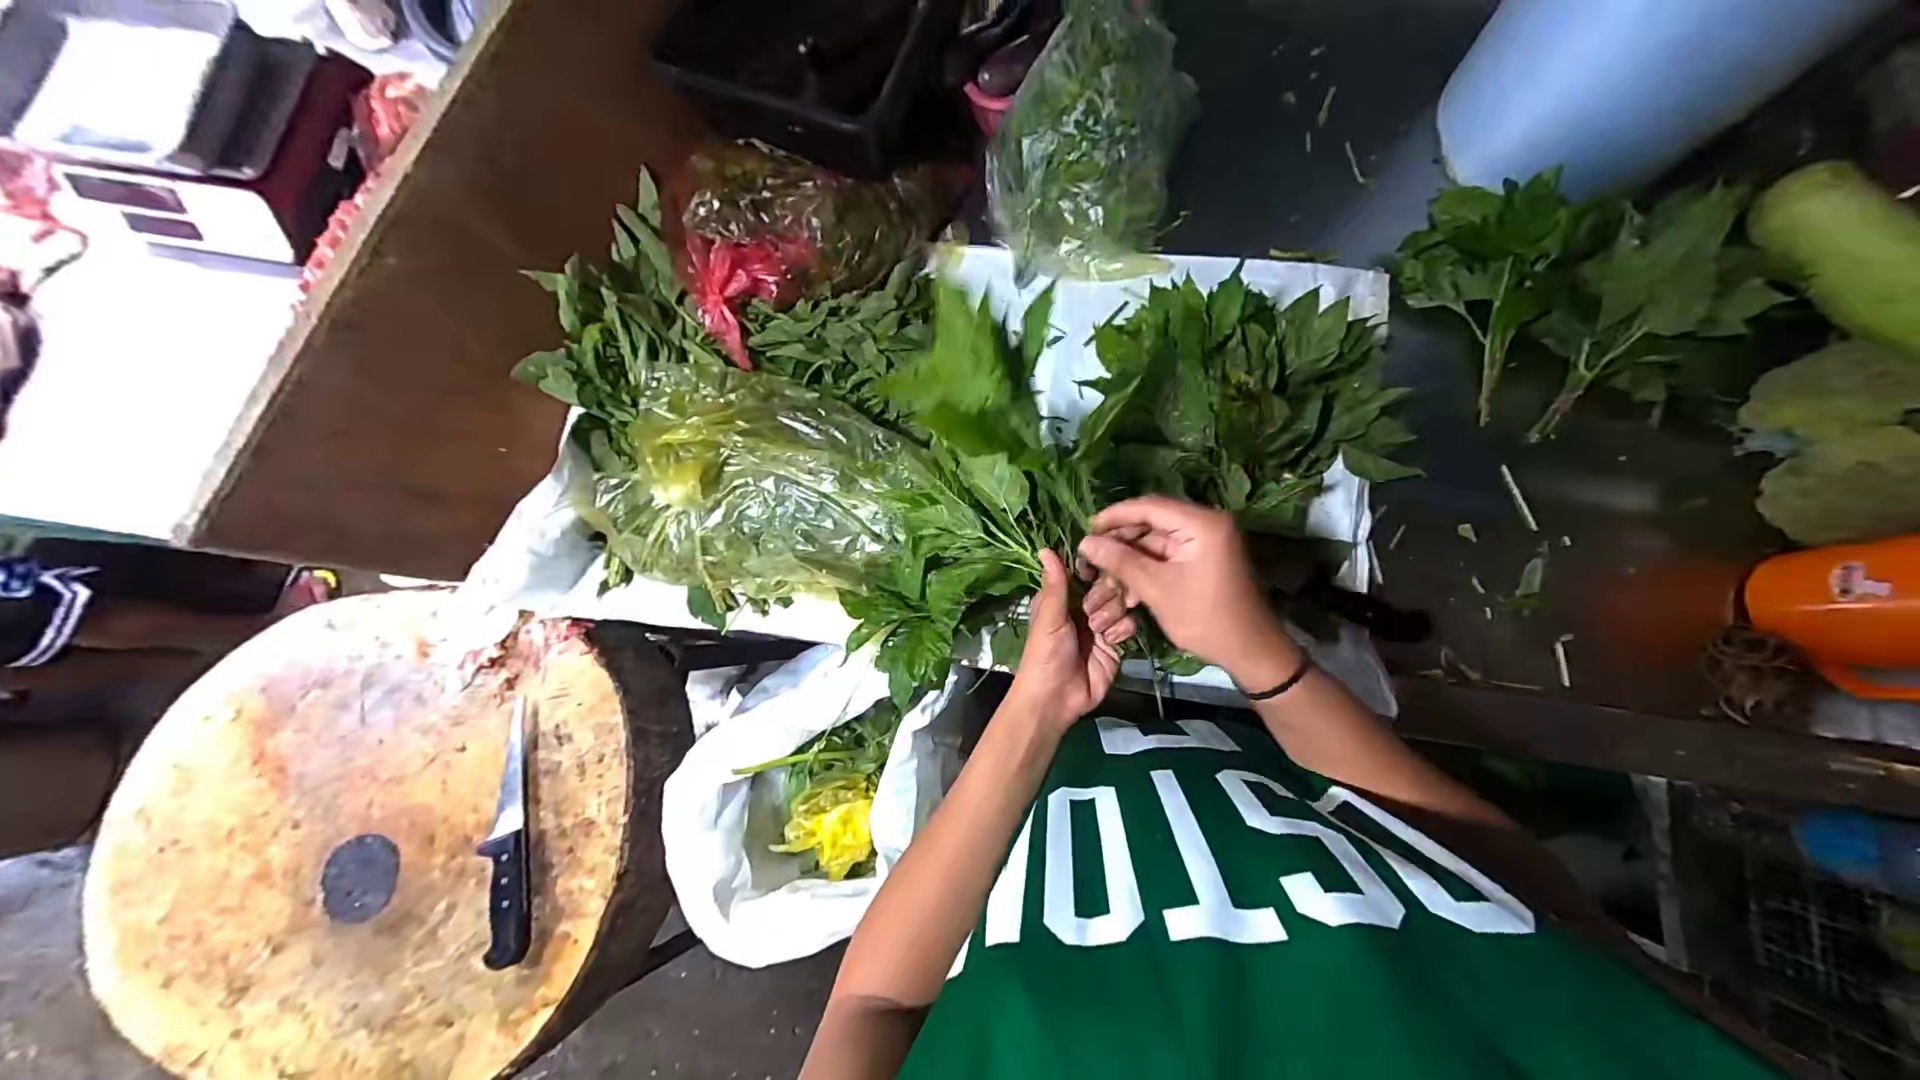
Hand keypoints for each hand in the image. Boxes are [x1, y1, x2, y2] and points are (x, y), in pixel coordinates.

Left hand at [1004, 550, 1136, 733]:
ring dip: (1112, 614)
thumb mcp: (1050, 617)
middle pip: (1108, 585)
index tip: (1101, 566)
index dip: (1095, 569)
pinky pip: (1129, 624)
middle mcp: (1083, 607)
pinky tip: (1111, 641)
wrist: (1056, 698)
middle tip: (1091, 612)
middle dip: (1105, 595)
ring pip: (1121, 603)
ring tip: (1098, 630)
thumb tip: (1045, 548)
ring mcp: (1101, 624)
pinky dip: (1122, 630)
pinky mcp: (1116, 643)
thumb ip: (1055, 584)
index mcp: (1063, 597)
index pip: (1085, 572)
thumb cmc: (1045, 654)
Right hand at [1076, 496, 1300, 687]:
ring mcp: (1207, 540)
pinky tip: (1125, 581)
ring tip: (1102, 569)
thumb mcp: (1157, 589)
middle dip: (1120, 536)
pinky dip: (1146, 563)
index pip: (1149, 507)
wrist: (1250, 650)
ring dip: (1130, 553)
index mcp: (1202, 524)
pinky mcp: (1204, 556)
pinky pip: (1168, 552)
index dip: (1115, 516)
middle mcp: (1207, 523)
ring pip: (1157, 538)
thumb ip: (1120, 561)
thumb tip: (1086, 542)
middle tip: (1091, 552)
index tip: (1086, 529)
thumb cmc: (1205, 619)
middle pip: (1153, 520)